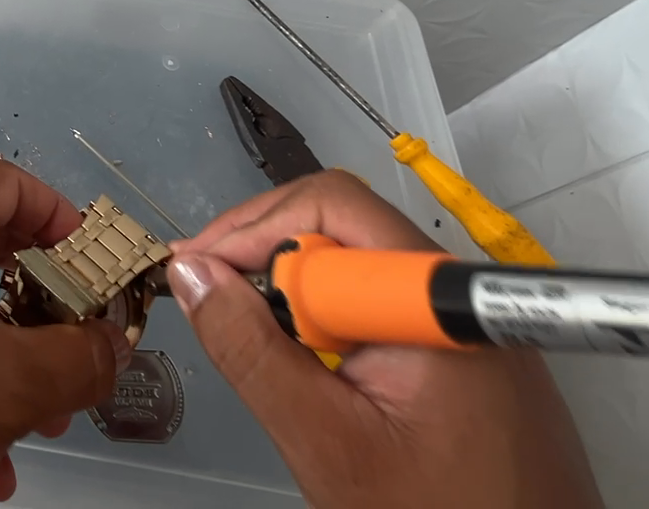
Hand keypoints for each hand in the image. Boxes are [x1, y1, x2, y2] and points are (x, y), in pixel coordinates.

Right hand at [166, 171, 601, 508]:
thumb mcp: (326, 442)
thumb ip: (252, 352)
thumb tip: (189, 271)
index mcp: (431, 299)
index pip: (331, 207)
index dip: (253, 226)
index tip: (197, 269)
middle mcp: (452, 292)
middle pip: (340, 219)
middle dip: (260, 243)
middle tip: (206, 287)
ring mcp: (459, 322)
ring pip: (352, 256)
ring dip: (286, 277)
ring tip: (241, 319)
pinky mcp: (457, 351)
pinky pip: (373, 296)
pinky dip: (318, 307)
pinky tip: (294, 346)